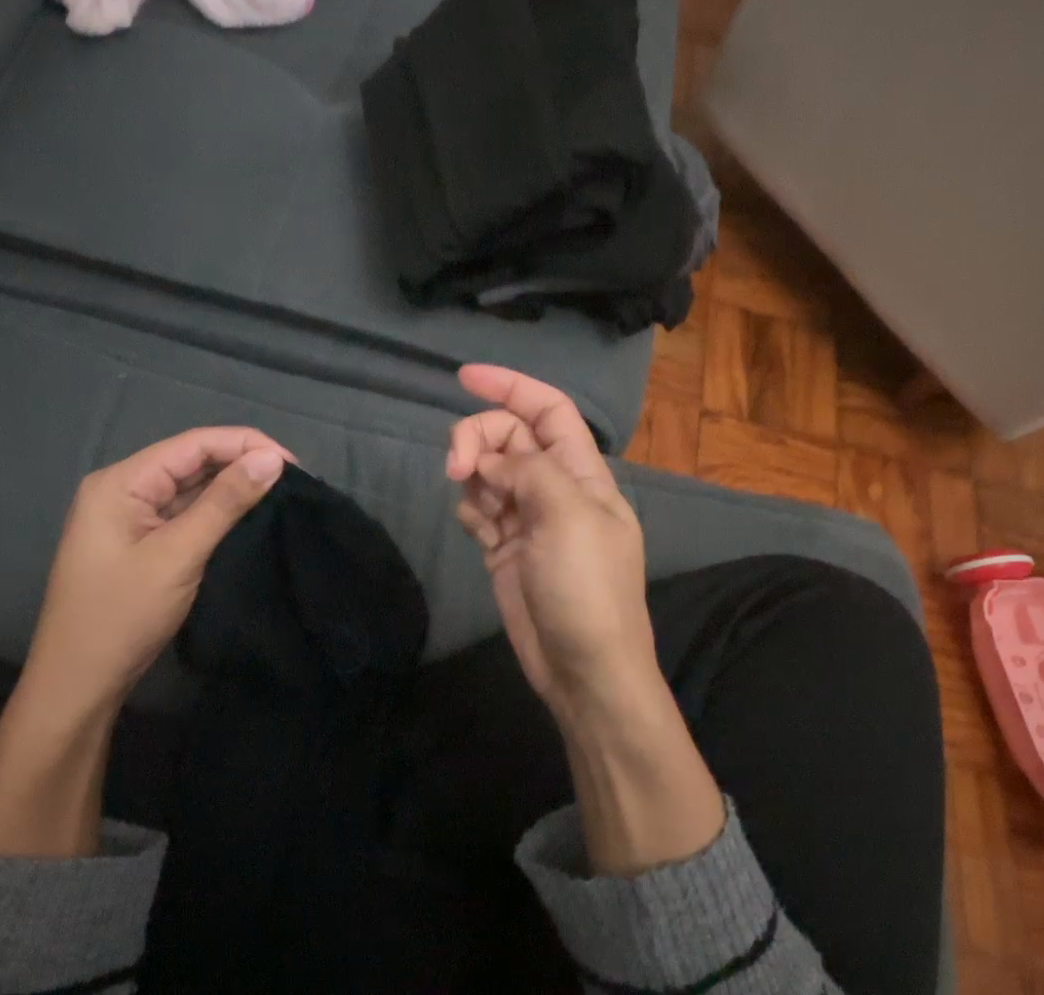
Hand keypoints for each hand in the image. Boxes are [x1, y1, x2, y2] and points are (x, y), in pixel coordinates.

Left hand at [24, 427, 291, 713]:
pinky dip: (215, 514)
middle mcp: (122, 490)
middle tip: (293, 483)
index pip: (193, 444)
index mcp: (121, 482)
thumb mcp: (179, 555)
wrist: (79, 683)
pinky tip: (248, 518)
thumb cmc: (123, 615)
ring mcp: (129, 518)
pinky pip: (182, 515)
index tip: (294, 465)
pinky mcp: (139, 543)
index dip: (245, 445)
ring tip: (280, 496)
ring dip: (231, 490)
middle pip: (190, 462)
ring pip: (189, 489)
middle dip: (240, 465)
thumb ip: (224, 502)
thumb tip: (271, 460)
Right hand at [445, 365, 659, 719]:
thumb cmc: (588, 588)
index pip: (548, 410)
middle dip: (477, 437)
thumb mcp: (568, 516)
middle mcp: (555, 490)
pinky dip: (470, 511)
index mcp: (582, 473)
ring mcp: (528, 521)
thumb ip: (530, 472)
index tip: (464, 376)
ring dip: (472, 477)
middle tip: (456, 466)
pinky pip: (478, 511)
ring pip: (487, 473)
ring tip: (474, 506)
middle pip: (509, 438)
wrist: (584, 668)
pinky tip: (479, 533)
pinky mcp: (504, 550)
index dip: (511, 386)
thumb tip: (493, 461)